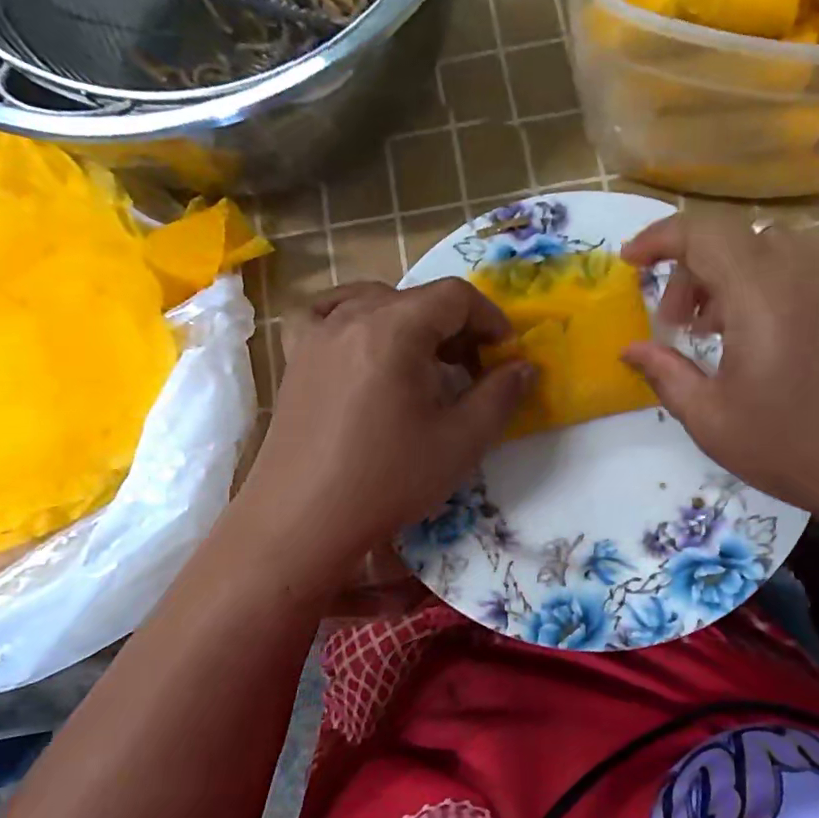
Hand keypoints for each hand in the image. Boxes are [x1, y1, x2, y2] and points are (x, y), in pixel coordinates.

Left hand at [229, 281, 531, 583]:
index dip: (491, 319)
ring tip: (426, 365)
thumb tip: (523, 366)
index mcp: (394, 329)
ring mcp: (316, 335)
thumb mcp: (461, 441)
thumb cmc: (388, 480)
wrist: (303, 522)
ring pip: (377, 302)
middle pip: (417, 298)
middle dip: (456, 326)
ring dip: (413, 323)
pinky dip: (358, 319)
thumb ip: (501, 395)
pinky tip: (367, 346)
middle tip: (473, 370)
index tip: (506, 355)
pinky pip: (329, 315)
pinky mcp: (295, 358)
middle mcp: (350, 317)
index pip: (455, 296)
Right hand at [620, 214, 818, 535]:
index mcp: (759, 291)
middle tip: (676, 325)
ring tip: (720, 335)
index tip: (631, 264)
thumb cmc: (793, 445)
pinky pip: (805, 276)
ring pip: (772, 255)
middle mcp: (803, 271)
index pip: (701, 231)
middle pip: (734, 242)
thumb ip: (666, 374)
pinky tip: (770, 345)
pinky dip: (771, 292)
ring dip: (733, 282)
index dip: (658, 239)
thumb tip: (630, 350)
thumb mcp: (712, 418)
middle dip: (693, 272)